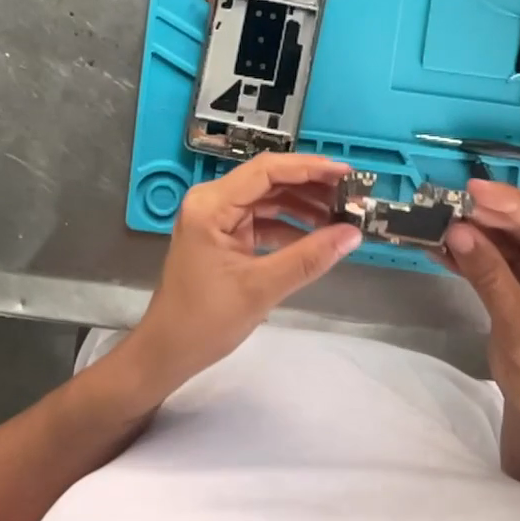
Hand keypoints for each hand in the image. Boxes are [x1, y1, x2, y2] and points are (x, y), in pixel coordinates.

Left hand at [128, 153, 361, 387]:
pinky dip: (290, 226)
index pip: (266, 171)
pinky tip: (318, 236)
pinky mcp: (224, 235)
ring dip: (303, 207)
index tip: (346, 174)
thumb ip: (308, 258)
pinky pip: (262, 220)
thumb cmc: (205, 320)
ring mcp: (217, 218)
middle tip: (350, 197)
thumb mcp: (261, 289)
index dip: (308, 168)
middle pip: (269, 181)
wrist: (167, 352)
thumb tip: (352, 234)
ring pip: (268, 199)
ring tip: (340, 217)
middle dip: (310, 187)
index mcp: (211, 204)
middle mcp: (212, 201)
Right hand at [445, 178, 519, 452]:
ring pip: (509, 241)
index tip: (474, 188)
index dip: (513, 203)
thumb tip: (457, 229)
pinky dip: (471, 254)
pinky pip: (497, 261)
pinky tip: (440, 247)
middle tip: (448, 205)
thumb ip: (490, 276)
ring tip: (438, 222)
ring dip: (476, 233)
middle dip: (489, 216)